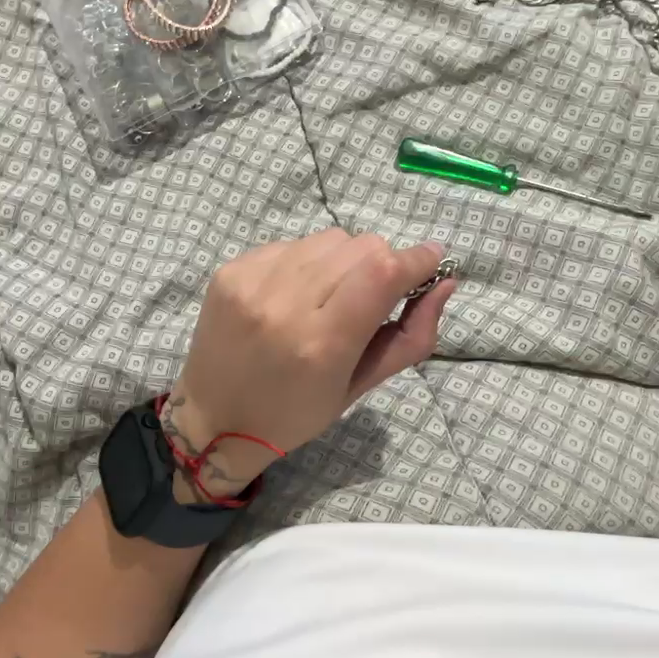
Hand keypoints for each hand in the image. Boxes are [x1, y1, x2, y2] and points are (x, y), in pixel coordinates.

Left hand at [164, 230, 455, 497]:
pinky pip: (293, 244)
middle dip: (381, 265)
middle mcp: (285, 305)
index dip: (417, 259)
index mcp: (321, 344)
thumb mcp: (361, 388)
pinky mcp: (231, 269)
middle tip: (370, 299)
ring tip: (329, 298)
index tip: (431, 260)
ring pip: (329, 238)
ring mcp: (252, 282)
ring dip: (344, 261)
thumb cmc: (295, 414)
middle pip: (362, 247)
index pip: (383, 272)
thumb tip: (445, 282)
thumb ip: (411, 337)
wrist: (213, 418)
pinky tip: (295, 296)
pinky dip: (307, 263)